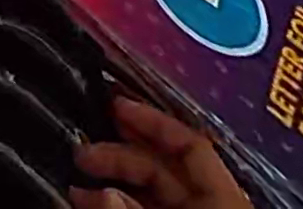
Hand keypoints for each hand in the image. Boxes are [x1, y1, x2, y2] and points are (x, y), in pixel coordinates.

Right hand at [70, 98, 251, 208]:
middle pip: (163, 166)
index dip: (151, 119)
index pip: (190, 142)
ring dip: (111, 185)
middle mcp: (213, 202)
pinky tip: (92, 203)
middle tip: (80, 152)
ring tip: (76, 188)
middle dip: (118, 155)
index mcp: (227, 198)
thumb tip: (102, 191)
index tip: (113, 103)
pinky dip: (120, 205)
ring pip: (151, 194)